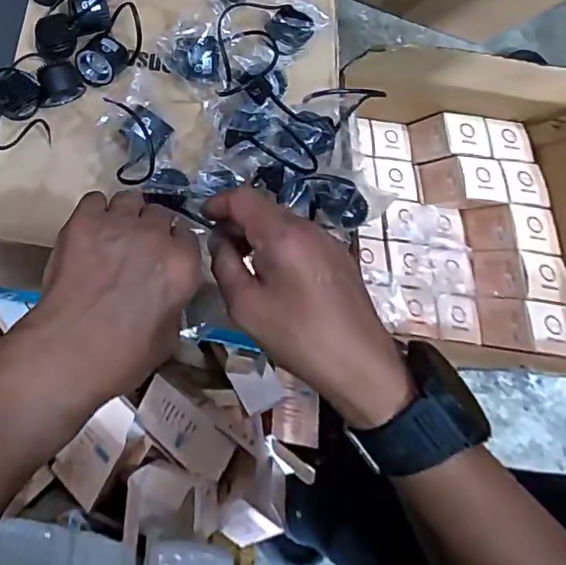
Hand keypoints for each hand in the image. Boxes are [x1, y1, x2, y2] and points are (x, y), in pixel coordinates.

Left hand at [19, 191, 204, 407]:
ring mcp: (118, 223)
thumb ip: (173, 303)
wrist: (68, 350)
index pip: (187, 236)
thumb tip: (165, 294)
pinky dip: (95, 212)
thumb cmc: (122, 356)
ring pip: (129, 199)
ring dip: (126, 214)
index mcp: (182, 264)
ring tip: (113, 234)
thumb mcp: (168, 338)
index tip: (162, 259)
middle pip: (159, 213)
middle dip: (151, 229)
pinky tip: (89, 230)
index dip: (174, 247)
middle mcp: (155, 235)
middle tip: (136, 250)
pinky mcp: (84, 220)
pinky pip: (94, 199)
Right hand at [204, 188, 414, 427]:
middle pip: (264, 208)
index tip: (202, 218)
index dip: (218, 203)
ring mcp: (328, 240)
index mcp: (283, 234)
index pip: (243, 197)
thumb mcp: (245, 305)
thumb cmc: (298, 337)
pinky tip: (275, 275)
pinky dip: (279, 244)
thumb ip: (223, 264)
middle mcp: (308, 227)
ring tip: (244, 263)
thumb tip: (219, 240)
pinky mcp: (339, 256)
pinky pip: (300, 238)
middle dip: (236, 220)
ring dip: (258, 233)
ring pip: (283, 222)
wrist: (362, 367)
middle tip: (219, 247)